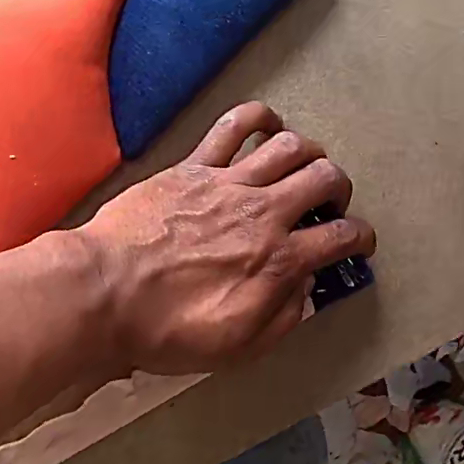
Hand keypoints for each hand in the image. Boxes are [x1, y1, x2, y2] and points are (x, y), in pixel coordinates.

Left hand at [72, 103, 377, 375]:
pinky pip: (234, 125)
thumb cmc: (167, 328)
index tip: (358, 241)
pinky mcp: (194, 165)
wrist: (102, 293)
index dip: (360, 237)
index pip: (342, 237)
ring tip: (300, 166)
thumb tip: (305, 286)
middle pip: (325, 178)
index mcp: (279, 259)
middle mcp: (264, 212)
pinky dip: (259, 118)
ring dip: (308, 153)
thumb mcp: (238, 345)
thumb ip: (283, 316)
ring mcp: (228, 183)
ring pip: (290, 146)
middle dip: (339, 188)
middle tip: (328, 203)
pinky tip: (267, 126)